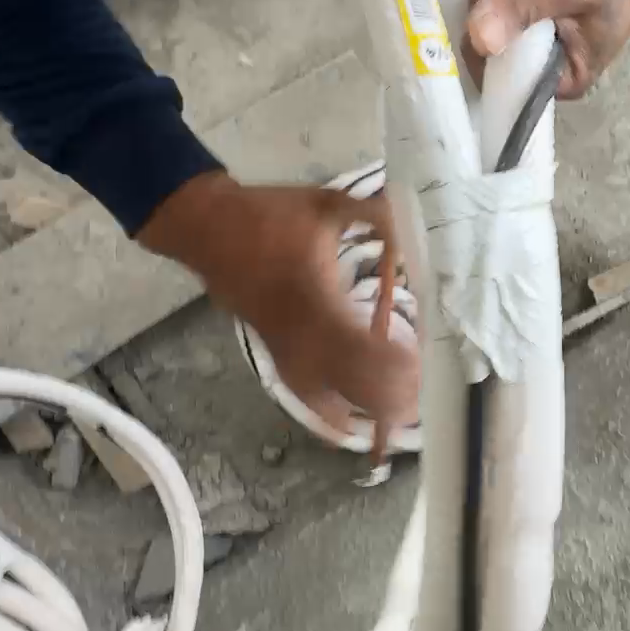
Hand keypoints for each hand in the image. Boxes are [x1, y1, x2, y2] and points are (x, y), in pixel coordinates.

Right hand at [138, 171, 418, 454]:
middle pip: (344, 376)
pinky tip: (349, 427)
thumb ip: (376, 214)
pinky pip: (300, 390)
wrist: (206, 225)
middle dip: (384, 392)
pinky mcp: (272, 349)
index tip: (422, 364)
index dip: (388, 359)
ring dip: (362, 406)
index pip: (356, 340)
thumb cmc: (271, 213)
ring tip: (401, 419)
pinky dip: (325, 412)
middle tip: (423, 397)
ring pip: (324, 390)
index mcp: (314, 293)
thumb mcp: (330, 203)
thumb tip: (416, 227)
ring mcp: (282, 343)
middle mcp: (298, 329)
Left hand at [465, 0, 629, 97]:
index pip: (501, 78)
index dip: (484, 40)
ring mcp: (534, 41)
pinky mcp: (529, 16)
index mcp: (563, 80)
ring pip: (484, 16)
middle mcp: (544, 68)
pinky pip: (493, 0)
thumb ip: (522, 9)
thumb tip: (478, 40)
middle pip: (486, 45)